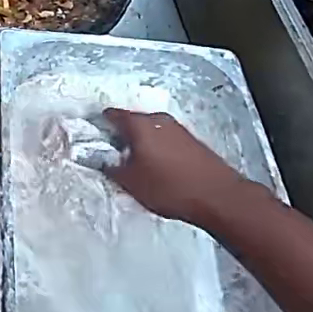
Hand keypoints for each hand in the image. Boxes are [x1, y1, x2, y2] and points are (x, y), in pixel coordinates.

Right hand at [101, 108, 258, 227]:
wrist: (218, 196)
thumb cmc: (170, 187)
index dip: (101, 125)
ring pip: (150, 130)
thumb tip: (101, 160)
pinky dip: (158, 149)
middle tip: (114, 155)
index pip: (112, 115)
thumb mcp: (130, 182)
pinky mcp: (191, 141)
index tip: (95, 137)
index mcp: (139, 124)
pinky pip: (166, 139)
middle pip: (132, 122)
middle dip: (122, 136)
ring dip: (142, 143)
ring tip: (137, 165)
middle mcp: (158, 119)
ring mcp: (177, 128)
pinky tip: (159, 168)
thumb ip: (110, 167)